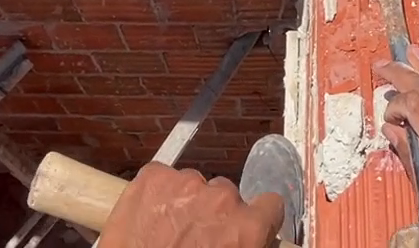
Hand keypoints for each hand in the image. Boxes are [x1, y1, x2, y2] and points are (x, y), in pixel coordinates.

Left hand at [98, 163, 283, 247]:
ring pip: (193, 187)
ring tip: (166, 233)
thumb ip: (243, 246)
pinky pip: (162, 178)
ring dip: (185, 205)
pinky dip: (157, 196)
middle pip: (226, 196)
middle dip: (214, 216)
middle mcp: (221, 198)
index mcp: (245, 229)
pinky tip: (147, 220)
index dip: (258, 220)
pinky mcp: (153, 177)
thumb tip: (241, 242)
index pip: (270, 205)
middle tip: (195, 242)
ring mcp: (186, 182)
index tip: (244, 232)